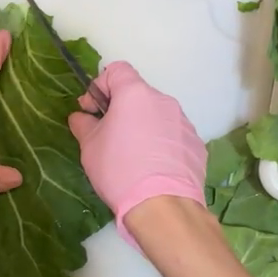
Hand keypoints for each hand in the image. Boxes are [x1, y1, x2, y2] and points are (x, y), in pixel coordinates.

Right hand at [67, 62, 205, 240]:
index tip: (92, 110)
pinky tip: (152, 169)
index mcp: (135, 94)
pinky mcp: (195, 144)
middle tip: (109, 137)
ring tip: (133, 158)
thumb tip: (81, 116)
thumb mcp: (89, 147)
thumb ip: (83, 124)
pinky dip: (161, 145)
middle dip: (121, 110)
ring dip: (142, 128)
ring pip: (156, 116)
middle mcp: (163, 101)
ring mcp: (183, 123)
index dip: (100, 85)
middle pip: (138, 95)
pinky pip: (172, 137)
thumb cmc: (119, 169)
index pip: (117, 70)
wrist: (162, 206)